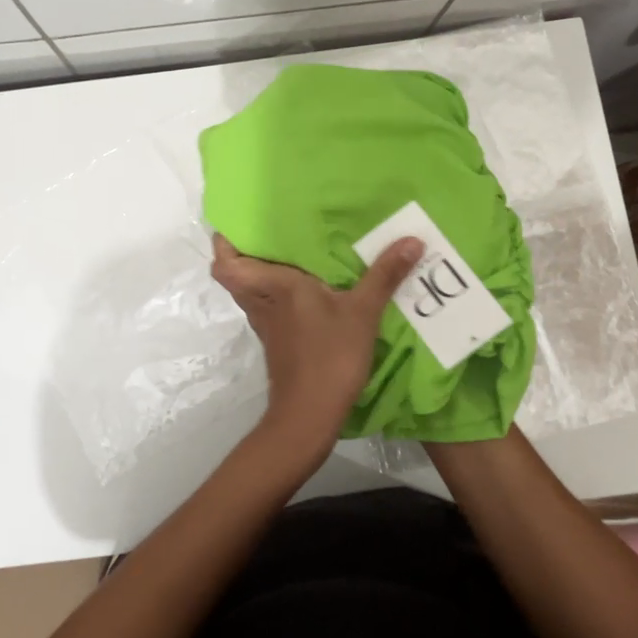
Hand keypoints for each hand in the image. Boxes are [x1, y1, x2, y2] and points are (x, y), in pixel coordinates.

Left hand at [211, 233, 422, 451]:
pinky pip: (268, 307)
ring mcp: (267, 324)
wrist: (309, 416)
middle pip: (233, 274)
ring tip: (290, 252)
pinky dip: (278, 295)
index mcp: (274, 284)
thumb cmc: (329, 357)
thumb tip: (413, 239)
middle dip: (243, 252)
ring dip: (261, 273)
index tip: (240, 221)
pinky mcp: (277, 341)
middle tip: (269, 231)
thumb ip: (384, 275)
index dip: (224, 242)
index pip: (225, 261)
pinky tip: (307, 289)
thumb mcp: (362, 312)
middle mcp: (262, 300)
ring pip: (250, 291)